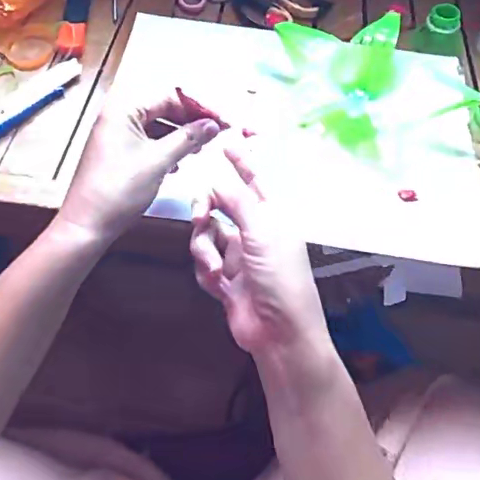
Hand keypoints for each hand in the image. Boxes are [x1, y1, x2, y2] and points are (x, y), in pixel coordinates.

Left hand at [54, 88, 219, 241]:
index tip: (223, 119)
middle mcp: (117, 116)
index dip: (199, 107)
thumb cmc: (119, 189)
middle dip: (191, 120)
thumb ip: (188, 138)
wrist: (86, 224)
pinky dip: (166, 148)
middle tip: (217, 132)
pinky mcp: (116, 152)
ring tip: (201, 147)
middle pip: (163, 108)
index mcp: (123, 109)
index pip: (170, 96)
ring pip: (156, 126)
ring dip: (180, 135)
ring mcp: (115, 134)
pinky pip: (147, 141)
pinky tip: (180, 161)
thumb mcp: (159, 161)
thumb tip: (212, 125)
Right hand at [189, 144, 331, 362]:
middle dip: (205, 210)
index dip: (240, 163)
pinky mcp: (224, 279)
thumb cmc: (281, 278)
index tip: (225, 144)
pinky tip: (218, 285)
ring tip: (216, 268)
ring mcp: (237, 256)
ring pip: (205, 235)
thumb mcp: (260, 232)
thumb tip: (216, 182)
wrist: (279, 334)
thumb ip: (236, 201)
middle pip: (219, 205)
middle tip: (199, 216)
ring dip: (205, 250)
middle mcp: (253, 232)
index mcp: (271, 217)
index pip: (253, 181)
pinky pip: (203, 263)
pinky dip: (206, 271)